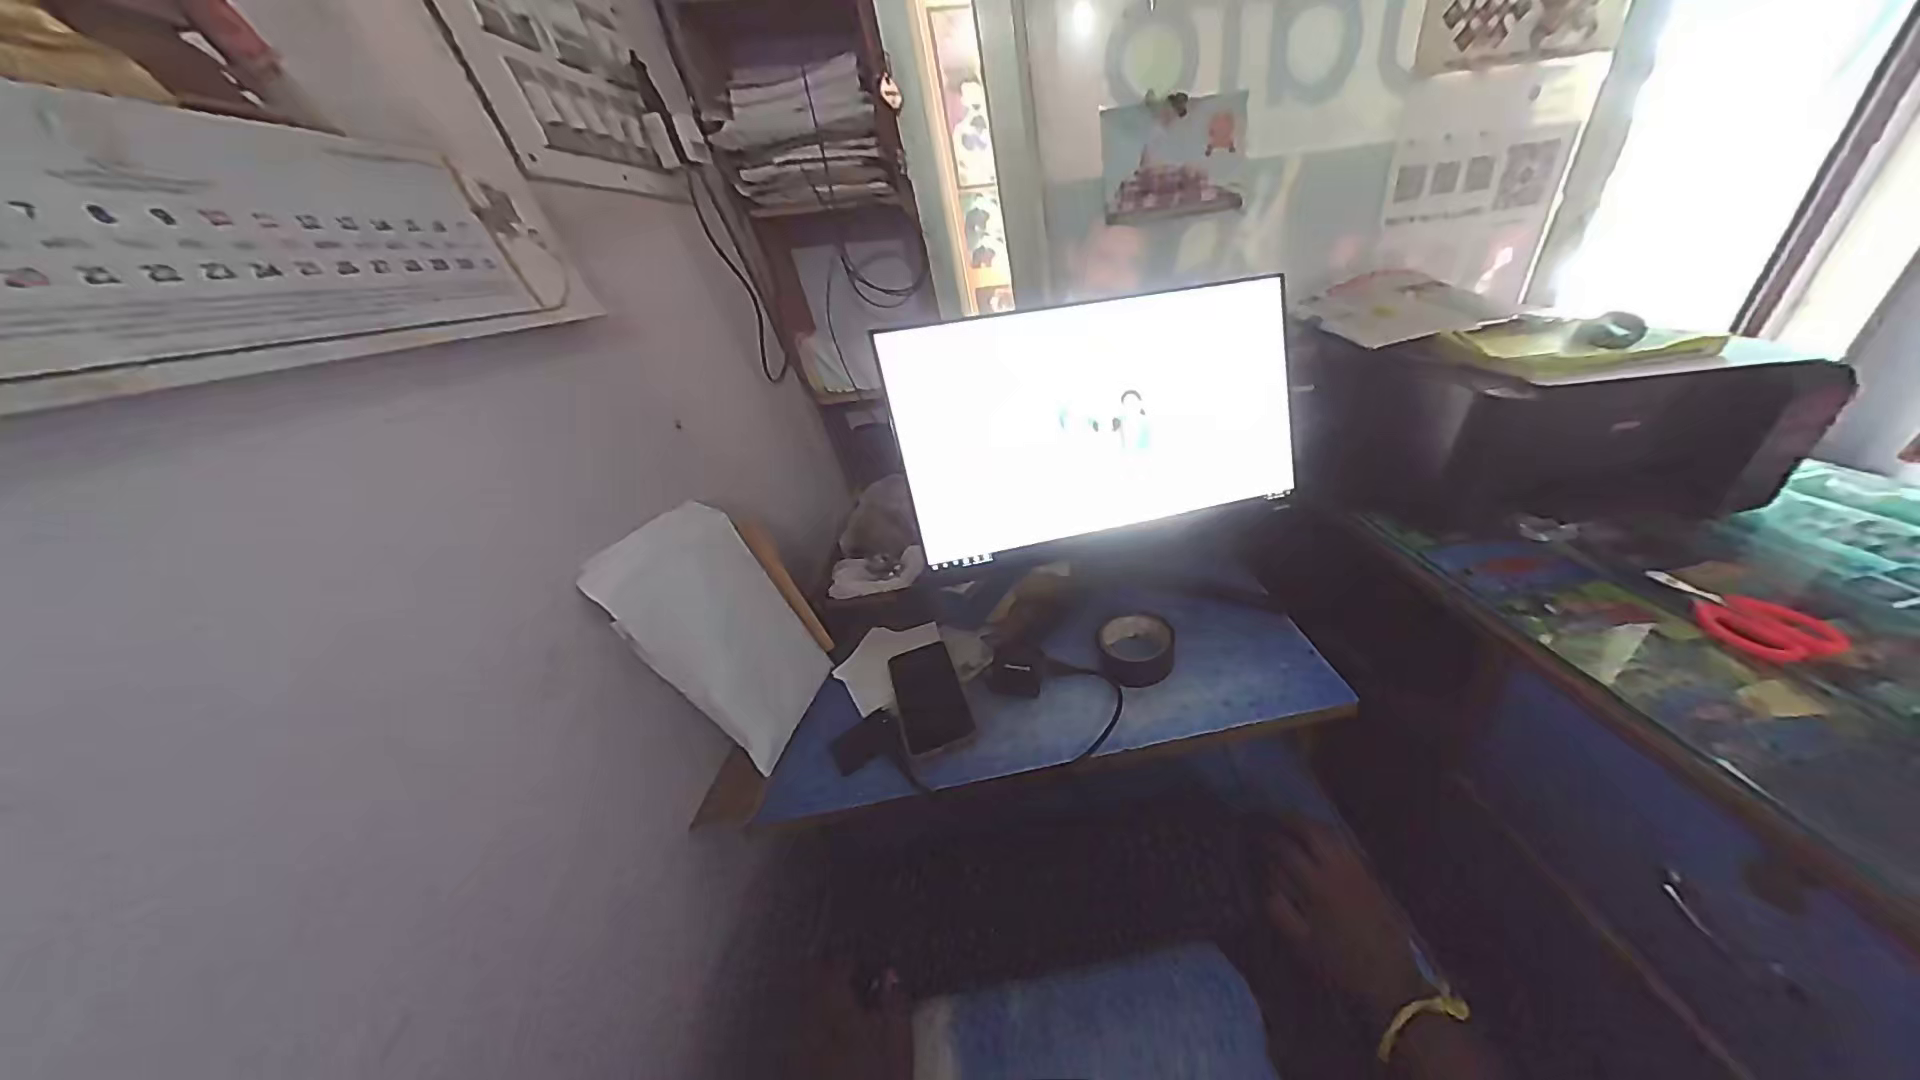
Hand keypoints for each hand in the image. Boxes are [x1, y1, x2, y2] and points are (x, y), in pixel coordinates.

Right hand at [1262, 817, 1428, 1021]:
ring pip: (1331, 834)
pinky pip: (1346, 845)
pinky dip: (1328, 835)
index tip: (1249, 831)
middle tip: (1269, 816)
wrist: (1391, 985)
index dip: (1265, 837)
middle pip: (1310, 830)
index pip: (1284, 848)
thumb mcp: (1299, 943)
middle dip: (1287, 819)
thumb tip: (1264, 879)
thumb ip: (1277, 907)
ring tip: (1291, 824)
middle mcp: (1337, 870)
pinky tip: (1318, 841)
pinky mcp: (1371, 877)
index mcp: (1316, 885)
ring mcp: (1358, 870)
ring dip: (1308, 824)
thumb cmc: (1339, 966)